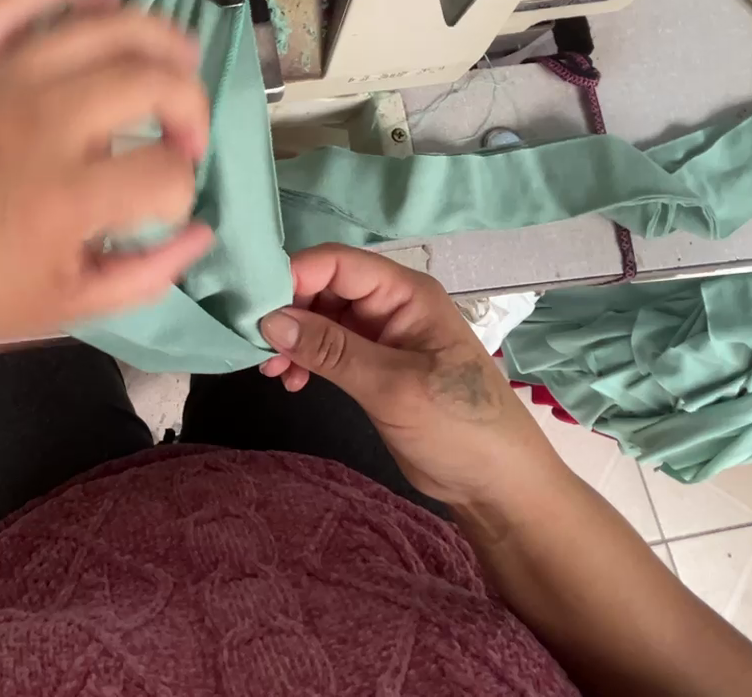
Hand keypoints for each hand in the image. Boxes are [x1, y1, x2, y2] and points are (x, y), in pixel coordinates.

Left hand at [0, 0, 213, 356]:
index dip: (182, 188)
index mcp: (66, 199)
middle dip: (190, 108)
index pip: (168, 172)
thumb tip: (201, 230)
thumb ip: (147, 274)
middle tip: (183, 137)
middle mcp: (40, 124)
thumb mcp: (66, 309)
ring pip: (107, 27)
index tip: (164, 205)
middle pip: (154, 81)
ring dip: (159, 40)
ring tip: (176, 63)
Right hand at [257, 244, 563, 505]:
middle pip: (322, 287)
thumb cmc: (458, 427)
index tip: (252, 306)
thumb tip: (268, 320)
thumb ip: (330, 350)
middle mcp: (389, 304)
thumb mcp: (391, 386)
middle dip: (287, 312)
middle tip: (257, 347)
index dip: (293, 275)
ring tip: (273, 372)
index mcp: (404, 293)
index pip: (337, 263)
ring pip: (319, 318)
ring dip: (292, 339)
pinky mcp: (372, 364)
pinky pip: (326, 347)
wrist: (498, 488)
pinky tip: (292, 382)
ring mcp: (380, 334)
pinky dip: (305, 359)